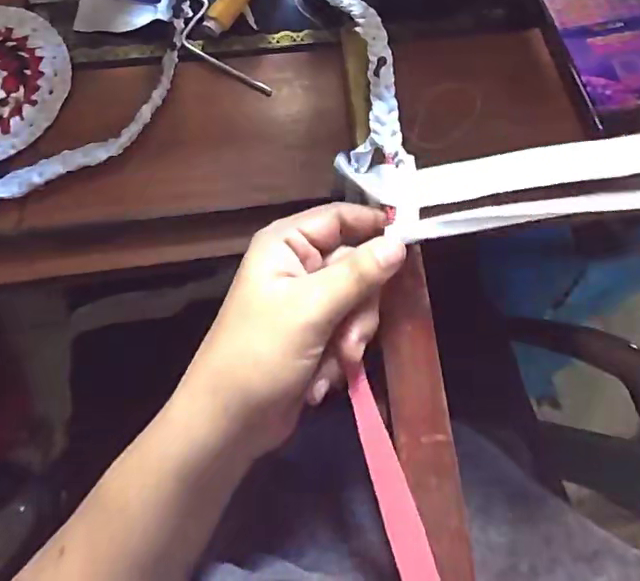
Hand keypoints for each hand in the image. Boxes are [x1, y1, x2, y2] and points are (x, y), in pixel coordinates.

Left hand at [174, 203, 406, 459]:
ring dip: (352, 336)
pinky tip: (323, 377)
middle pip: (357, 264)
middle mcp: (297, 263)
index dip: (375, 226)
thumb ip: (358, 274)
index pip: (340, 217)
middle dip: (360, 306)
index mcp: (286, 243)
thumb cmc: (261, 353)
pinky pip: (349, 328)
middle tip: (351, 339)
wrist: (228, 423)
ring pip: (358, 301)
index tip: (411, 244)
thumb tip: (399, 242)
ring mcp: (306, 299)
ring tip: (336, 362)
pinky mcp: (314, 331)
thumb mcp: (312, 310)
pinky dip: (342, 353)